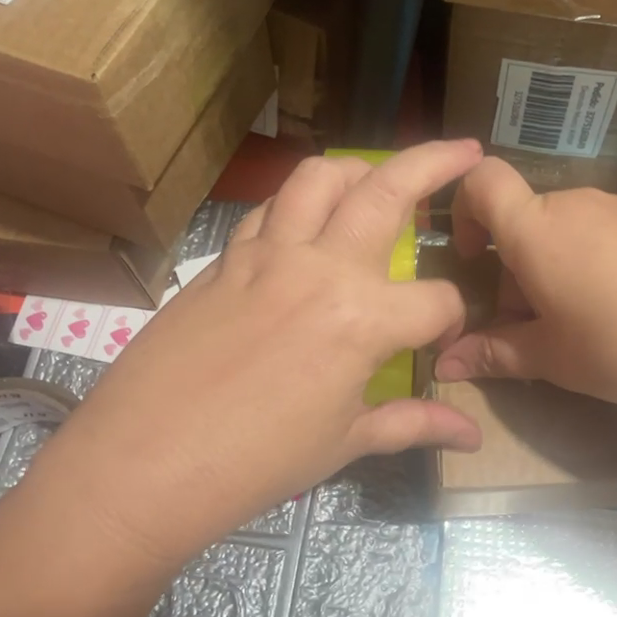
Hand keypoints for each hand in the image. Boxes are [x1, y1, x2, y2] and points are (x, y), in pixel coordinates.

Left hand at [38, 141, 484, 563]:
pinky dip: (296, 205)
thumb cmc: (256, 464)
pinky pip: (268, 211)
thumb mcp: (345, 444)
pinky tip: (304, 227)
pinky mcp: (223, 260)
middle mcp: (321, 268)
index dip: (451, 321)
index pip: (436, 300)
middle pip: (388, 191)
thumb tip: (473, 437)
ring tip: (377, 177)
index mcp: (363, 319)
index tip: (439, 346)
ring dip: (357, 168)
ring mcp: (266, 257)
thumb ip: (414, 423)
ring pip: (317, 178)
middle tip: (465, 151)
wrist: (142, 465)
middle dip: (436, 162)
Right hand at [434, 159, 616, 432]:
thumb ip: (495, 354)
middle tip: (531, 324)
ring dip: (559, 267)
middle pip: (529, 218)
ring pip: (571, 229)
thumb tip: (445, 363)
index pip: (482, 182)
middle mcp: (579, 204)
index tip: (471, 259)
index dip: (464, 209)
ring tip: (584, 326)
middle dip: (517, 265)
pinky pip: (612, 235)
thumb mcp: (552, 358)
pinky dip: (600, 265)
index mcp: (537, 227)